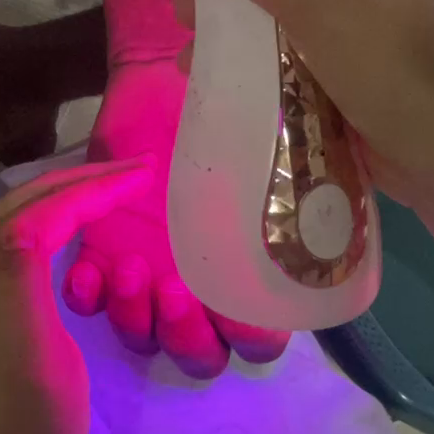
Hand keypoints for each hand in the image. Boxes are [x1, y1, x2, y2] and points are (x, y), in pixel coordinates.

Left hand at [0, 159, 150, 433]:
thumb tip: (30, 224)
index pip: (45, 205)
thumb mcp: (32, 356)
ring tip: (122, 180)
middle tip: (141, 167)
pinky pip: (23, 223)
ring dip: (76, 187)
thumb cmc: (28, 416)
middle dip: (89, 177)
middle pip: (33, 195)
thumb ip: (22, 281)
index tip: (146, 175)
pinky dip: (60, 209)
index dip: (97, 186)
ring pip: (28, 204)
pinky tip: (85, 211)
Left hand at [66, 61, 290, 378]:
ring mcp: (144, 274)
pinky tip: (89, 267)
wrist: (159, 78)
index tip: (234, 294)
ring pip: (142, 338)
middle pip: (198, 355)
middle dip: (187, 337)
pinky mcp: (99, 251)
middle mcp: (196, 285)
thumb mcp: (267, 145)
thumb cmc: (223, 111)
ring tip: (130, 268)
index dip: (249, 334)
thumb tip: (347, 184)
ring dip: (135, 317)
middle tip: (174, 288)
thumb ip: (300, 180)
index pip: (259, 339)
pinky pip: (87, 302)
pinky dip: (87, 296)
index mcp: (243, 270)